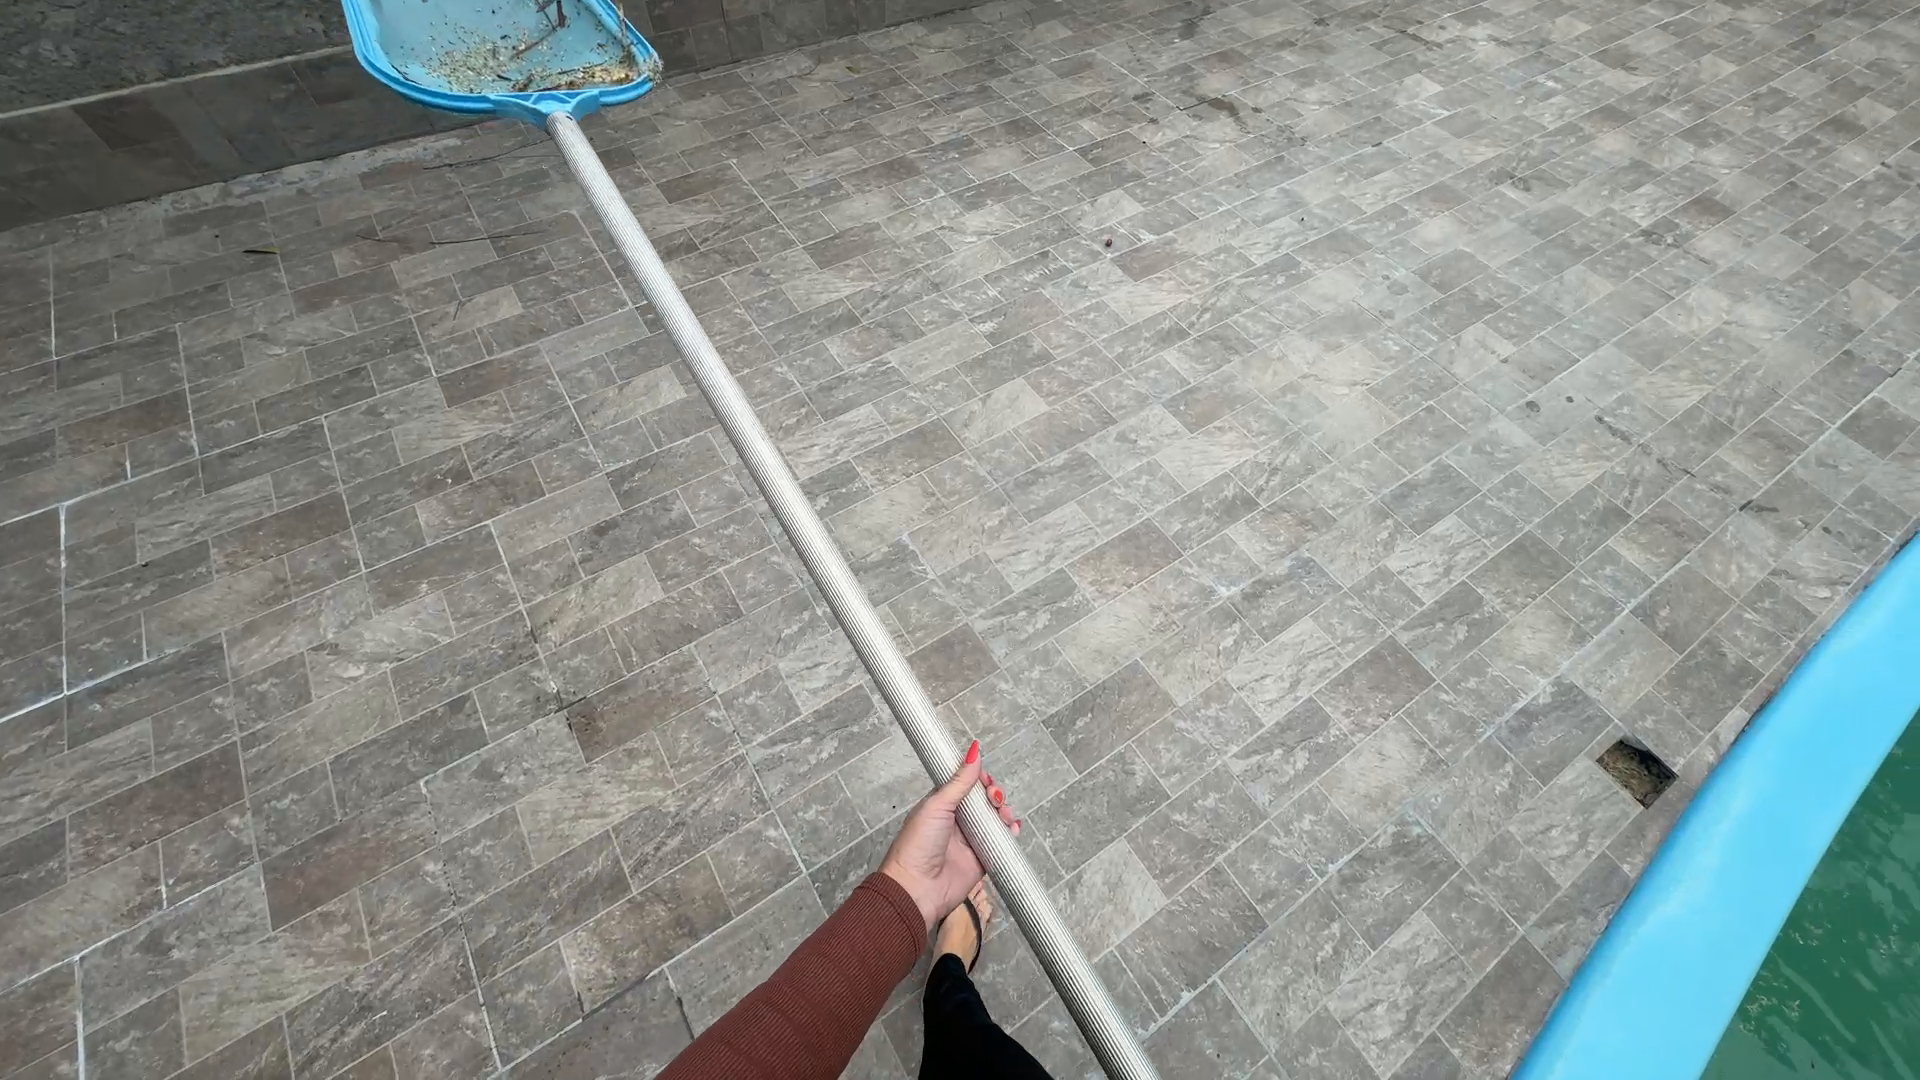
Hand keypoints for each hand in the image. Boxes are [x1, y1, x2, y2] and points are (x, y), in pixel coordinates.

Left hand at [878, 740, 1020, 933]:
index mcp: (942, 804)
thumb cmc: (918, 844)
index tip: (985, 778)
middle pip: (984, 800)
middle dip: (994, 794)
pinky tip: (1013, 828)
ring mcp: (970, 839)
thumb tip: (974, 751)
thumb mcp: (938, 805)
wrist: (917, 889)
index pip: (966, 784)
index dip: (979, 778)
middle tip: (994, 797)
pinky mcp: (982, 858)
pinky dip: (1010, 833)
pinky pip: (1001, 842)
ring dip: (1003, 811)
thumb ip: (960, 781)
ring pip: (995, 819)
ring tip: (1004, 813)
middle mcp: (957, 820)